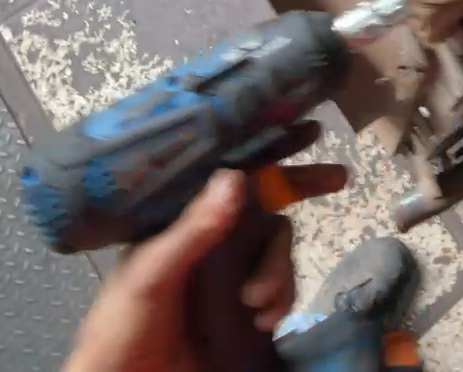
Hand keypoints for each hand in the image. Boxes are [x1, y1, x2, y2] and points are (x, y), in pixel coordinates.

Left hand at [63, 156, 347, 371]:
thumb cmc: (122, 330)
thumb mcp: (150, 277)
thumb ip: (192, 231)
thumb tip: (237, 177)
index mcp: (187, 219)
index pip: (233, 173)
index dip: (270, 149)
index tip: (309, 131)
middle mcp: (215, 236)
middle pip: (269, 201)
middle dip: (305, 185)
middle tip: (340, 177)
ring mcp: (234, 271)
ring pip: (280, 245)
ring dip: (279, 269)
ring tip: (257, 304)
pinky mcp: (249, 307)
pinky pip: (284, 286)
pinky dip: (282, 298)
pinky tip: (265, 320)